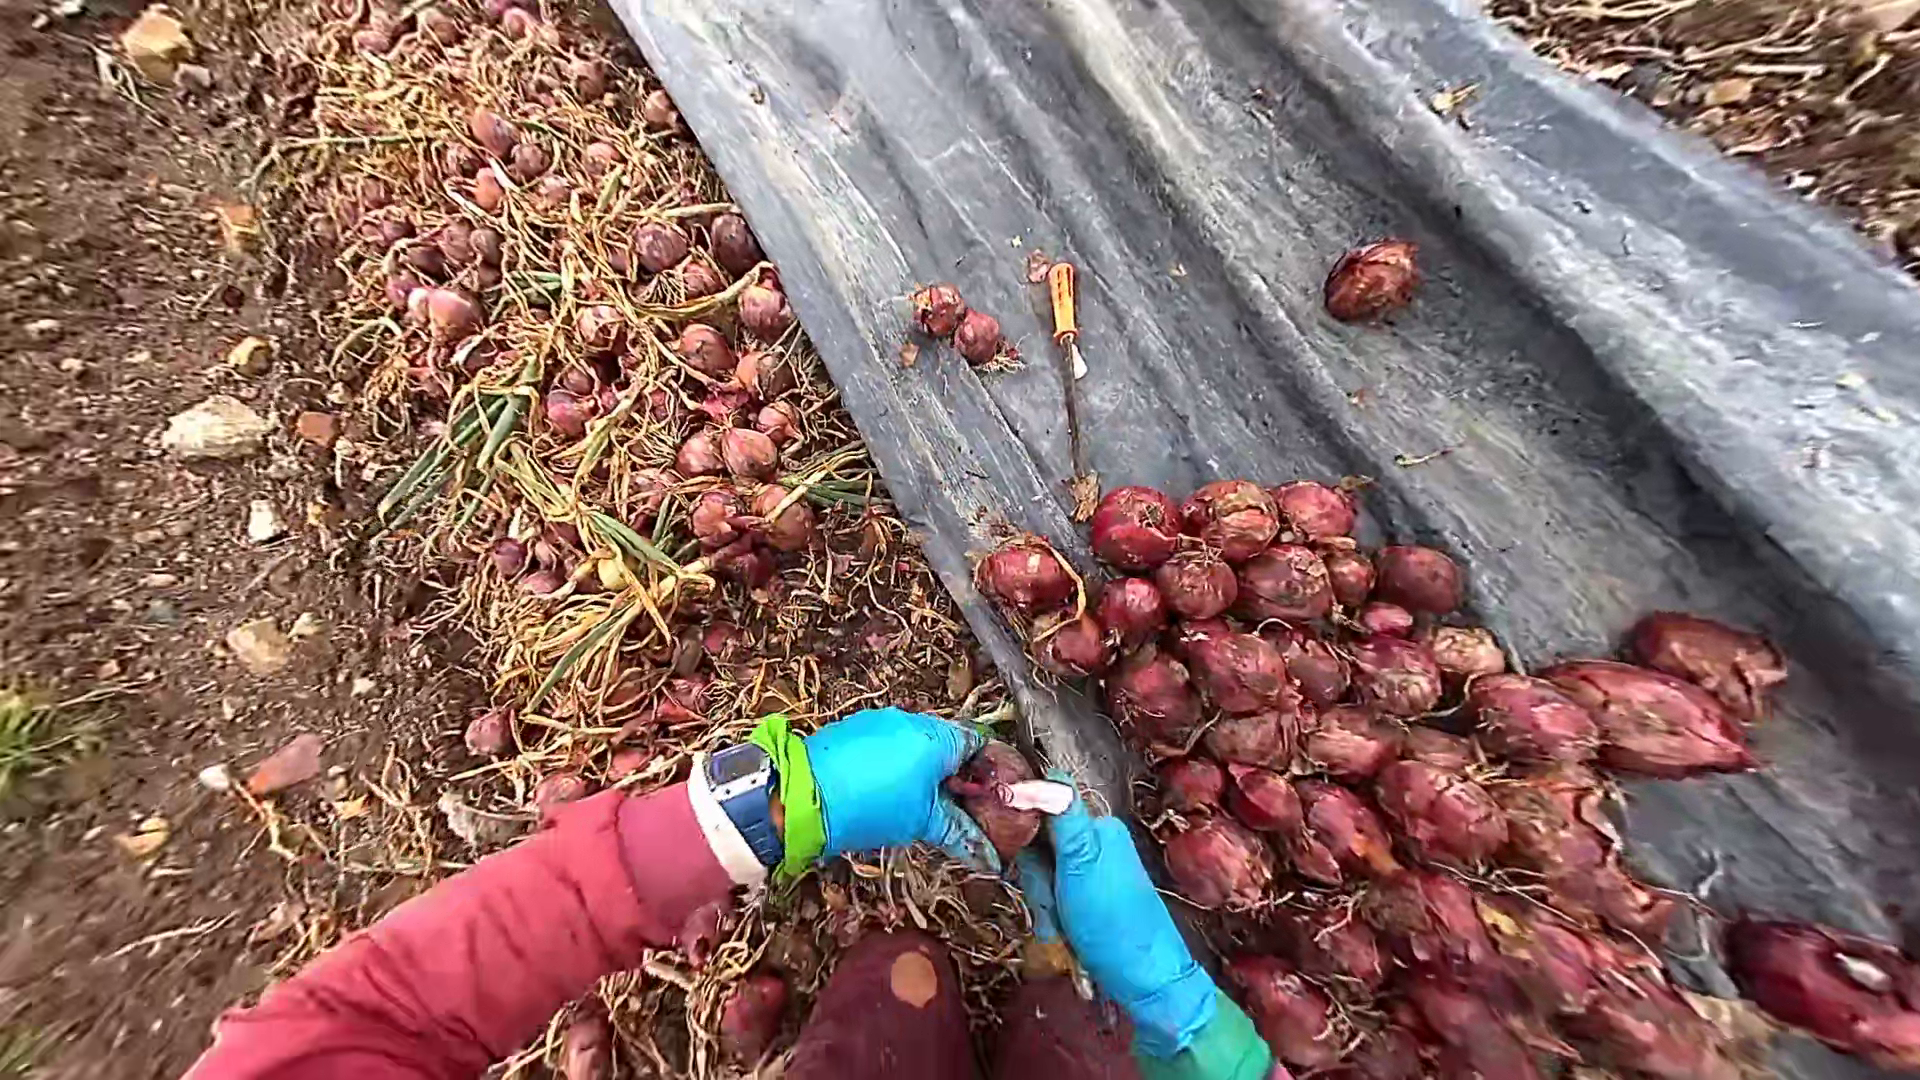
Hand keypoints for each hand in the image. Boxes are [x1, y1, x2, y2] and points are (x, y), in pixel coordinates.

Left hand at [802, 707, 998, 869]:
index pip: (979, 741)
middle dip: (955, 772)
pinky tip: (887, 788)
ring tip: (917, 802)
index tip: (986, 795)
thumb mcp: (921, 822)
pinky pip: (891, 741)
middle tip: (954, 805)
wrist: (803, 794)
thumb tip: (991, 855)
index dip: (987, 769)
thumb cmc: (871, 805)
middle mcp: (912, 719)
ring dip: (925, 768)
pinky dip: (898, 761)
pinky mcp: (858, 726)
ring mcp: (883, 720)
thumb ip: (960, 832)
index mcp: (936, 736)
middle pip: (949, 741)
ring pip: (919, 742)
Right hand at [1015, 775, 1217, 1057]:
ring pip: (1043, 874)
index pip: (1044, 806)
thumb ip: (1063, 813)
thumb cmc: (1112, 921)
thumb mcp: (1081, 861)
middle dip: (1037, 881)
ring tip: (1059, 930)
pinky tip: (1063, 936)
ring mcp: (1090, 872)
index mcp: (1097, 825)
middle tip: (1052, 908)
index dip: (1028, 834)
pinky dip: (1053, 917)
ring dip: (1044, 903)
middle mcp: (1094, 842)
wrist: (1148, 985)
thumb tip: (1045, 771)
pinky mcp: (1087, 899)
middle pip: (1039, 844)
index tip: (1027, 862)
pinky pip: (1054, 897)